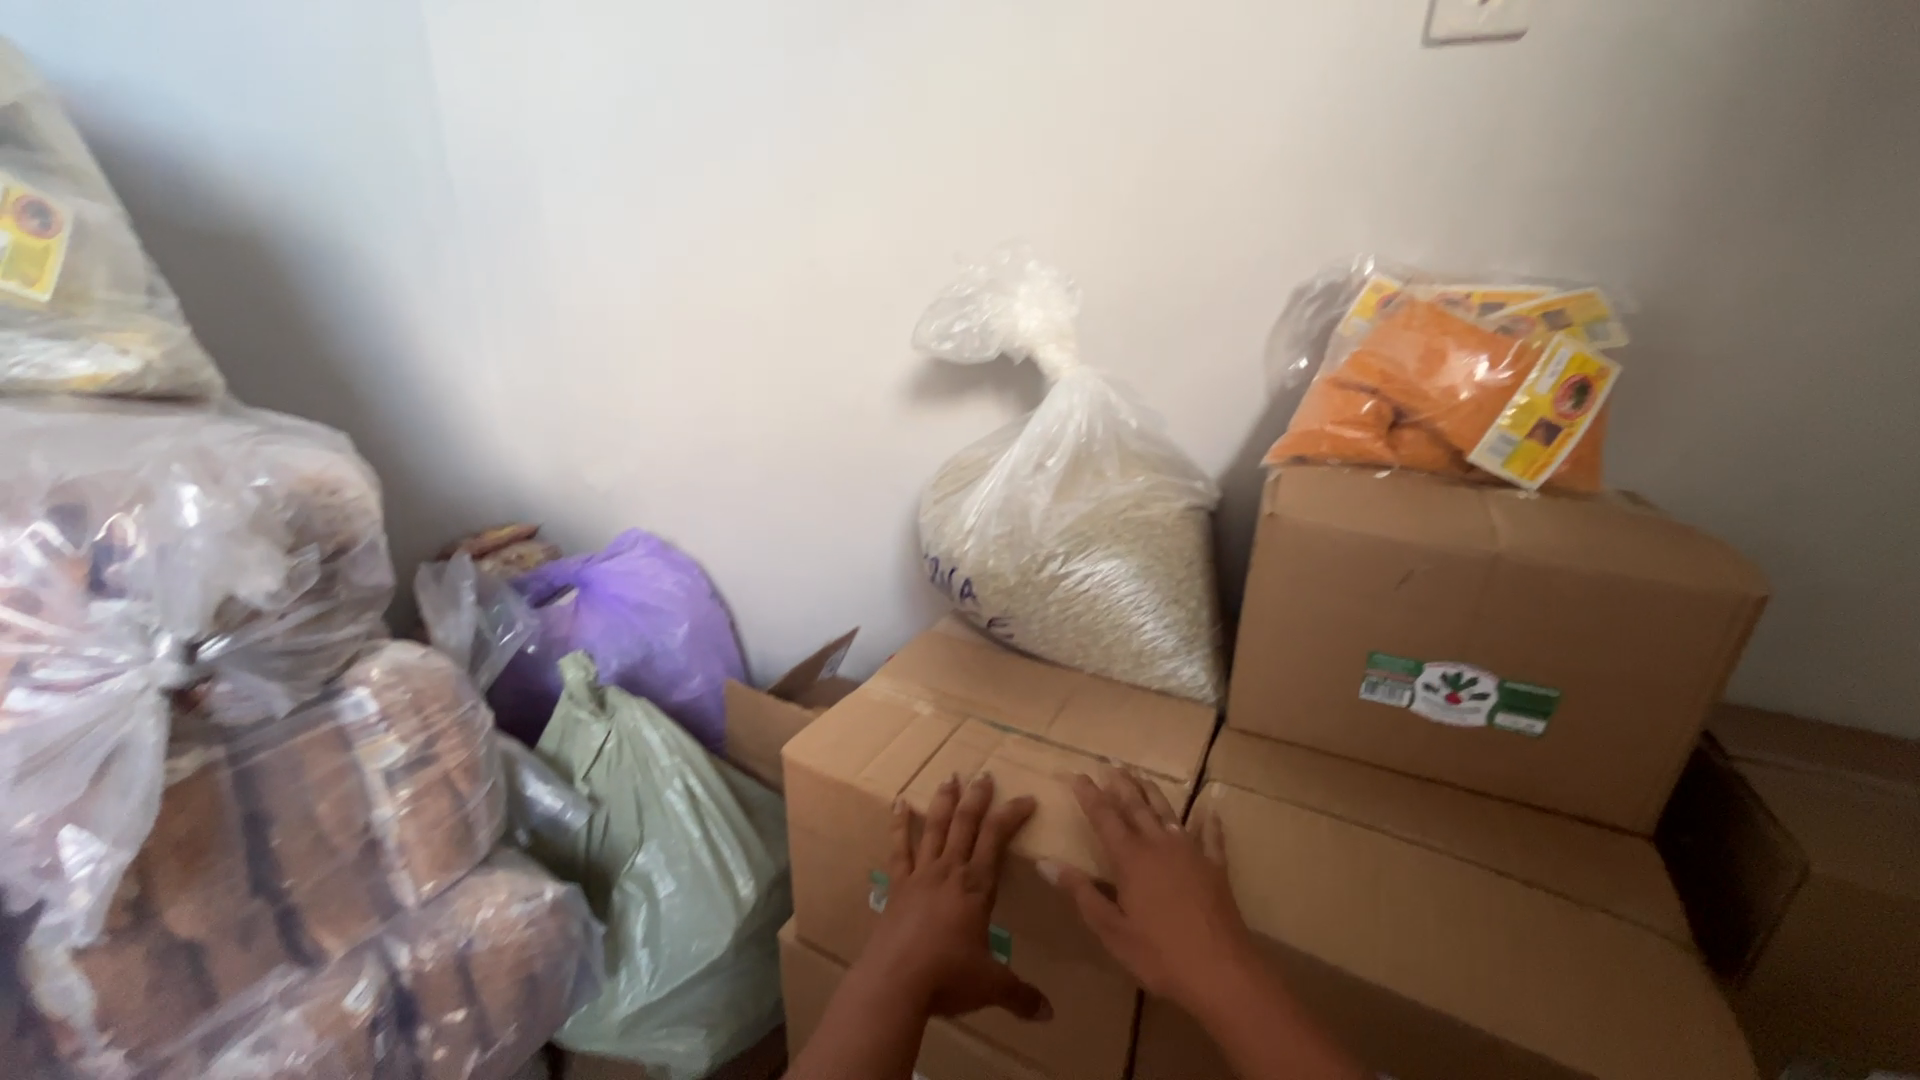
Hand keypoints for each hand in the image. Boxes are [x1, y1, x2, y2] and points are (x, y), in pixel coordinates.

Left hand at [855, 772, 1052, 1021]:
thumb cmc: (947, 978)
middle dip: (978, 797)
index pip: (998, 838)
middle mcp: (949, 871)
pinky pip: (899, 849)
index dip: (1013, 815)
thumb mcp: (991, 986)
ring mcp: (919, 875)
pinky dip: (899, 825)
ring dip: (943, 801)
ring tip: (950, 777)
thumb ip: (1020, 994)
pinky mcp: (896, 887)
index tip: (1027, 798)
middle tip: (985, 774)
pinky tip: (898, 804)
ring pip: (933, 827)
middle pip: (965, 824)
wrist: (894, 983)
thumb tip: (1048, 1013)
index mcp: (976, 886)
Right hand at [1041, 768, 1252, 1012]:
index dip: (1089, 796)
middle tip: (1111, 764)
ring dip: (1153, 793)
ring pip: (1168, 813)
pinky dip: (1208, 822)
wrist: (1222, 972)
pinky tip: (1209, 810)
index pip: (1104, 818)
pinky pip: (1211, 837)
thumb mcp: (1111, 929)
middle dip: (1121, 785)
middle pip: (1136, 807)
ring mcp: (1191, 853)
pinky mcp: (1216, 868)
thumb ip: (1081, 893)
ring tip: (1142, 776)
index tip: (1078, 775)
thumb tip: (1045, 863)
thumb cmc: (1159, 954)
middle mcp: (1158, 845)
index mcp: (1130, 859)